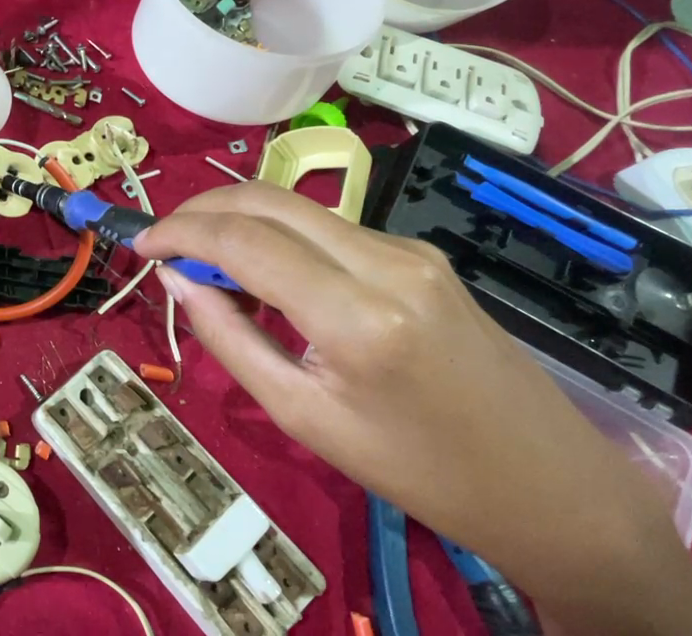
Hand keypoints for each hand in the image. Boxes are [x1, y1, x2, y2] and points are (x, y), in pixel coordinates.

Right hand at [134, 182, 691, 633]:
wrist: (552, 490)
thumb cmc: (417, 471)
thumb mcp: (304, 416)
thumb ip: (229, 337)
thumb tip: (175, 278)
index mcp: (358, 315)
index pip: (243, 239)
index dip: (179, 231)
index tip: (139, 245)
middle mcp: (388, 262)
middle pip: (268, 200)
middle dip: (202, 209)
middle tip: (163, 241)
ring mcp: (412, 253)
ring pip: (296, 208)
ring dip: (238, 221)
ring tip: (206, 266)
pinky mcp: (423, 257)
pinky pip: (328, 229)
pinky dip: (278, 237)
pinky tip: (265, 276)